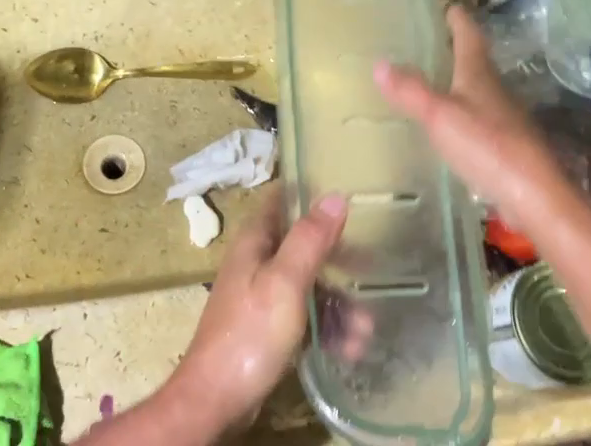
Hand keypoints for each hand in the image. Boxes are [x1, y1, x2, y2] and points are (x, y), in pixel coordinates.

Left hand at [167, 192, 347, 428]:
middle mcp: (258, 262)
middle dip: (339, 261)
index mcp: (255, 241)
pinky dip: (327, 328)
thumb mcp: (285, 282)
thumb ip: (310, 239)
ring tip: (366, 331)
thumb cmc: (250, 332)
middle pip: (304, 246)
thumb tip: (336, 195)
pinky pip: (306, 317)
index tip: (346, 195)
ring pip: (310, 286)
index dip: (310, 193)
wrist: (218, 398)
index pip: (282, 199)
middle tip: (372, 271)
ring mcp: (262, 296)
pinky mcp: (269, 328)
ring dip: (339, 304)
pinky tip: (350, 349)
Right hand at [375, 6, 590, 235]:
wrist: (535, 196)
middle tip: (430, 40)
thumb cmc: (487, 146)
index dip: (457, 18)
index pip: (469, 34)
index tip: (447, 5)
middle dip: (455, 48)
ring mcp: (504, 118)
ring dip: (459, 81)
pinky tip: (449, 126)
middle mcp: (495, 89)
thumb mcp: (439, 116)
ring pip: (478, 90)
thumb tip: (378, 62)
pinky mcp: (506, 146)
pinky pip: (479, 118)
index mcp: (478, 73)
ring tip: (433, 79)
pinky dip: (462, 113)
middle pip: (475, 60)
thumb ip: (410, 90)